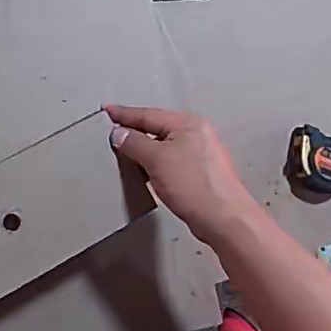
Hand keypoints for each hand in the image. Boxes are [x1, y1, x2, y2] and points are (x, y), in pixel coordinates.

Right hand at [105, 104, 265, 247]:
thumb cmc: (195, 186)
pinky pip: (168, 159)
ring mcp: (198, 153)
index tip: (107, 111)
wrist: (224, 220)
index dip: (124, 114)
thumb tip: (118, 133)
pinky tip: (143, 171)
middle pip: (155, 127)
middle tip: (110, 131)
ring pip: (161, 145)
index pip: (147, 114)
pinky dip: (153, 162)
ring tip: (122, 152)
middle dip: (132, 130)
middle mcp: (195, 134)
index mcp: (187, 123)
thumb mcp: (156, 159)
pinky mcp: (197, 172)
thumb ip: (134, 143)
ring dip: (142, 149)